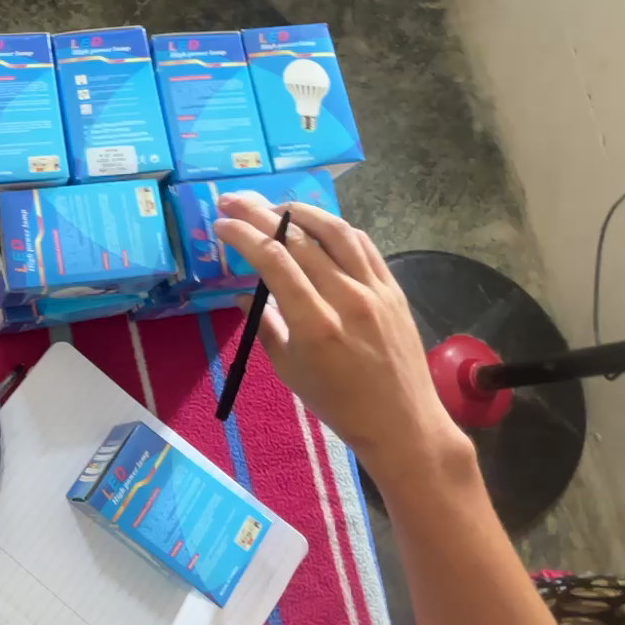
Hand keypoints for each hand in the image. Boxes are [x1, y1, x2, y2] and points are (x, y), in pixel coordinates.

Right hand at [212, 194, 468, 487]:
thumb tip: (242, 294)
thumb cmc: (337, 404)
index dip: (243, 235)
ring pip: (334, 230)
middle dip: (260, 213)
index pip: (274, 261)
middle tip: (233, 200)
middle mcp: (346, 298)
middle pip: (299, 239)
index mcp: (314, 324)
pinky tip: (315, 224)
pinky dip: (334, 227)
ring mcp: (375, 289)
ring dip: (299, 211)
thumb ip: (263, 325)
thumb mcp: (288, 370)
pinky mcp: (393, 288)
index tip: (220, 224)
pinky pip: (362, 244)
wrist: (403, 423)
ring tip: (272, 205)